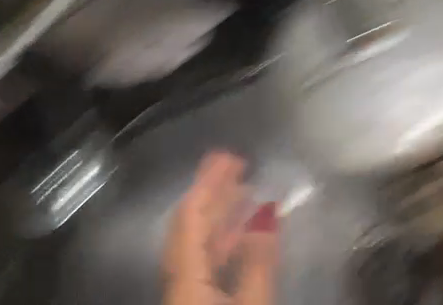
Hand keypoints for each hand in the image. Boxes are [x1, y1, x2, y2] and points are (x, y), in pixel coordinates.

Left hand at [163, 151, 278, 304]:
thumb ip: (258, 261)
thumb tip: (267, 213)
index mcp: (183, 274)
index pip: (189, 216)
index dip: (208, 181)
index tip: (229, 153)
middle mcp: (174, 279)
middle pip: (188, 226)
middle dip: (213, 191)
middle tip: (239, 163)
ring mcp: (180, 292)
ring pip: (195, 244)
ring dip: (220, 216)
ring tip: (247, 192)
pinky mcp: (190, 302)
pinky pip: (202, 261)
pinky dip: (222, 241)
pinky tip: (243, 236)